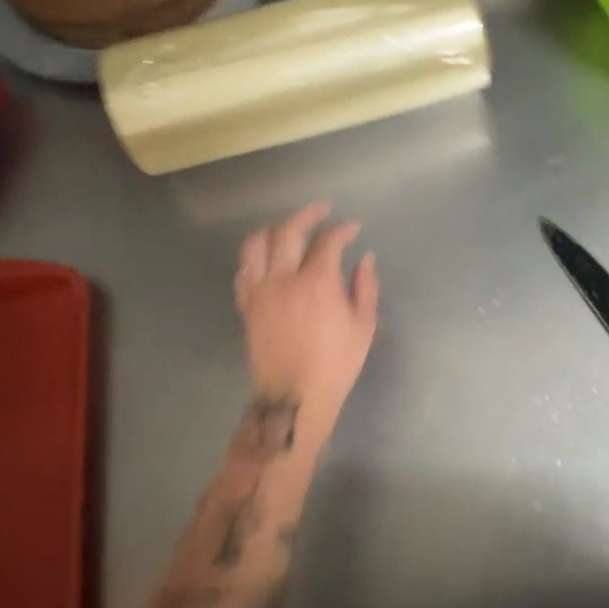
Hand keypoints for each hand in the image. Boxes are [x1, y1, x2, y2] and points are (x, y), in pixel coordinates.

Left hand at [235, 202, 378, 412]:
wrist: (294, 397)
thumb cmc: (336, 363)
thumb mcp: (364, 326)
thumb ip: (365, 286)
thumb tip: (365, 259)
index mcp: (318, 281)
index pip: (329, 240)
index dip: (343, 229)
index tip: (354, 229)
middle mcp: (285, 278)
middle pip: (289, 231)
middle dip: (307, 214)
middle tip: (321, 210)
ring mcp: (261, 291)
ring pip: (257, 244)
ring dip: (273, 228)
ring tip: (287, 227)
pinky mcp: (247, 306)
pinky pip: (243, 271)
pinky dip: (253, 257)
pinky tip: (265, 257)